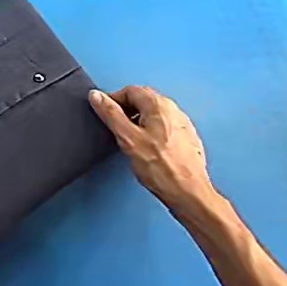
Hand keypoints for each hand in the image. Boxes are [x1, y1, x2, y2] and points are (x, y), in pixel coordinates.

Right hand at [89, 86, 218, 212]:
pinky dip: (154, 133)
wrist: (189, 194)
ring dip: (140, 122)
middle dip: (127, 111)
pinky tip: (150, 150)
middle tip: (118, 129)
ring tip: (133, 142)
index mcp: (159, 104)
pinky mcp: (188, 139)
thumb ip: (110, 114)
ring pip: (155, 114)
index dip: (113, 101)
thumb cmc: (161, 169)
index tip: (106, 114)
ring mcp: (184, 125)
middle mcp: (174, 110)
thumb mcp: (127, 138)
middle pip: (143, 100)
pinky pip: (165, 127)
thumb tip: (96, 96)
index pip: (130, 90)